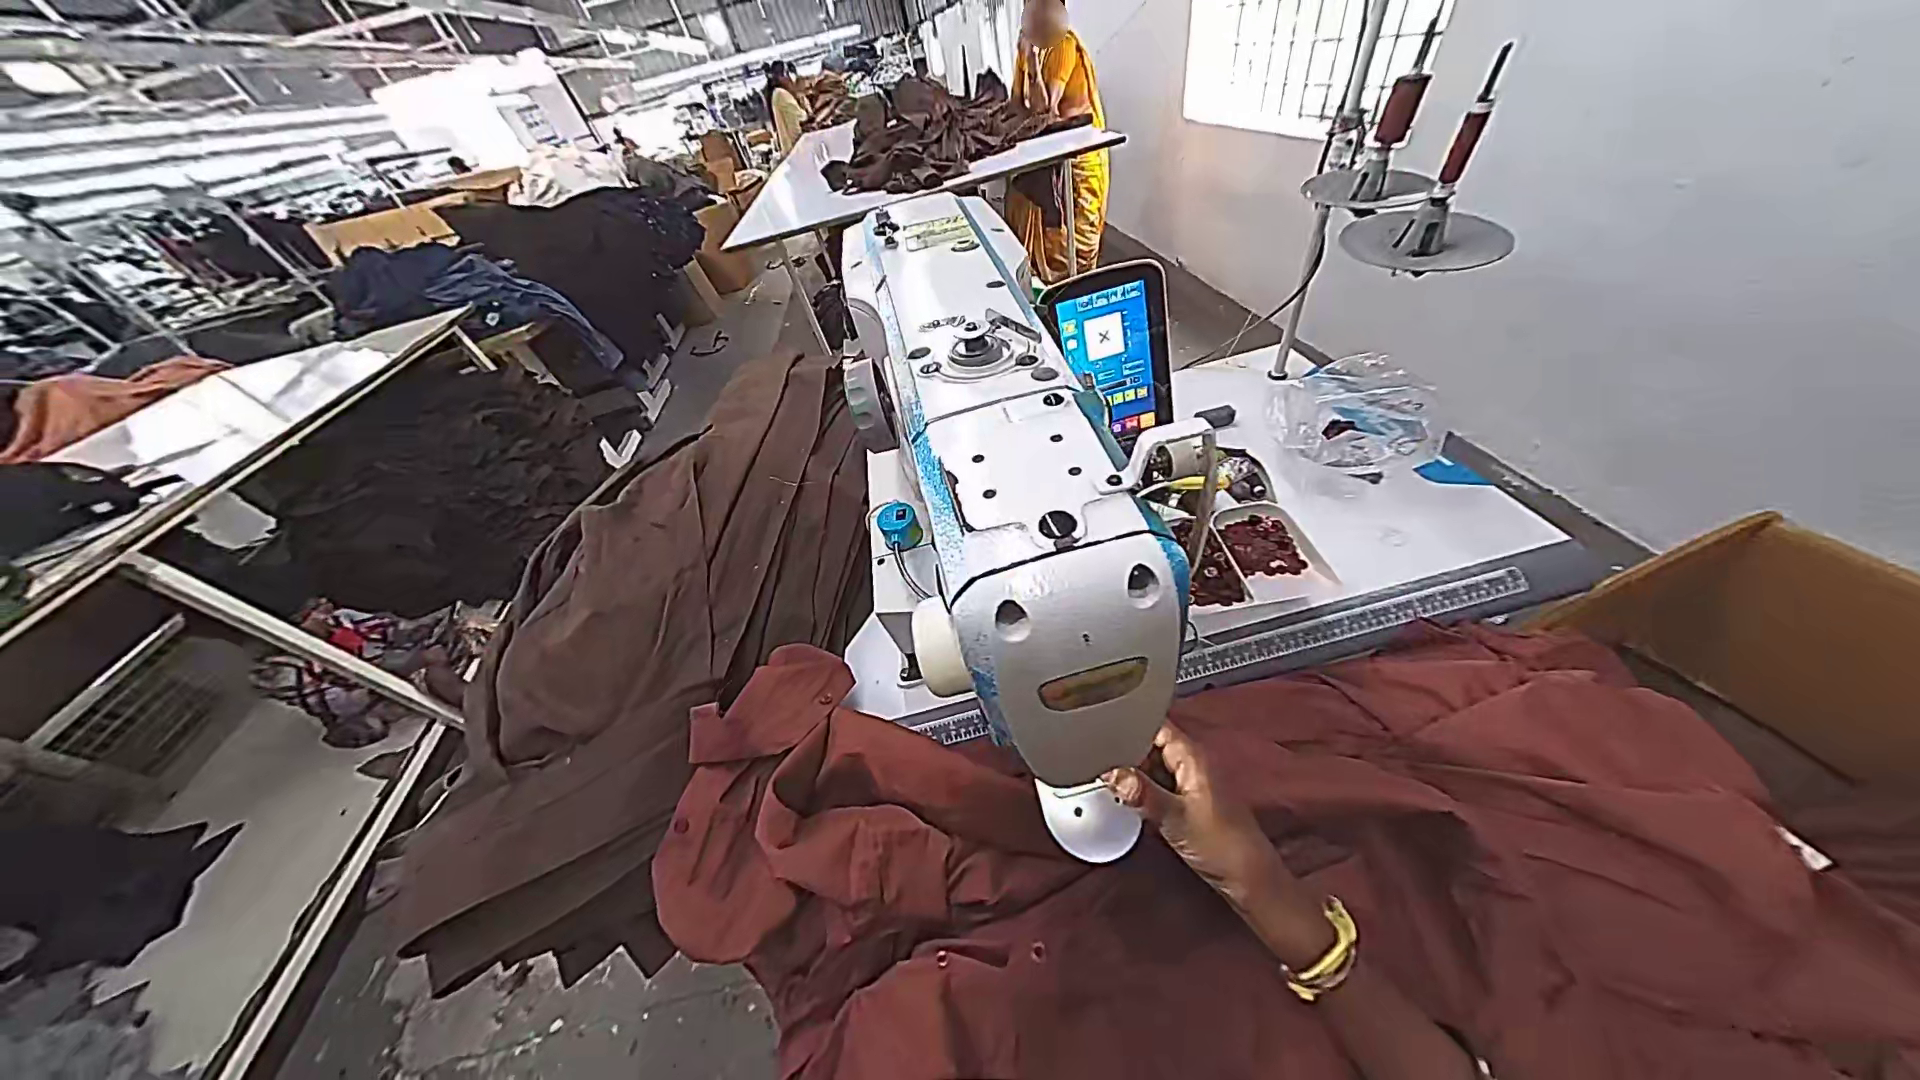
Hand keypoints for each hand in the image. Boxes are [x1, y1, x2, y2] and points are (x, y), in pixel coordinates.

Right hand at [1106, 722, 1337, 966]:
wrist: (1250, 881)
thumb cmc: (1224, 847)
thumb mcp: (1176, 818)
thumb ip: (1142, 793)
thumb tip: (1112, 772)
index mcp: (1192, 757)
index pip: (1155, 724)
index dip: (1129, 721)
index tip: (1101, 724)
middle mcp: (1190, 763)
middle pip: (1150, 742)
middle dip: (1124, 748)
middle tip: (1095, 754)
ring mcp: (1188, 781)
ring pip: (1151, 763)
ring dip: (1131, 768)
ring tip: (1103, 771)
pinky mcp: (1185, 799)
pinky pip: (1156, 781)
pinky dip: (1140, 785)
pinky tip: (1123, 793)